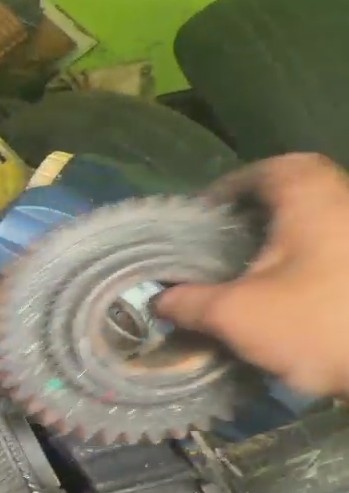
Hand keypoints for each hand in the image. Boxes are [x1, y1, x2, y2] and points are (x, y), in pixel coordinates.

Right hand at [157, 153, 348, 397]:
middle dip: (257, 220)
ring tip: (244, 280)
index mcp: (319, 209)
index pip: (283, 169)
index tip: (207, 210)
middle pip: (304, 201)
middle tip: (217, 248)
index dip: (241, 181)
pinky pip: (335, 262)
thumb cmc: (322, 322)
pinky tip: (283, 302)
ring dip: (283, 250)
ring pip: (322, 233)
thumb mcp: (232, 315)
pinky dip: (308, 272)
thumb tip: (161, 299)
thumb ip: (186, 301)